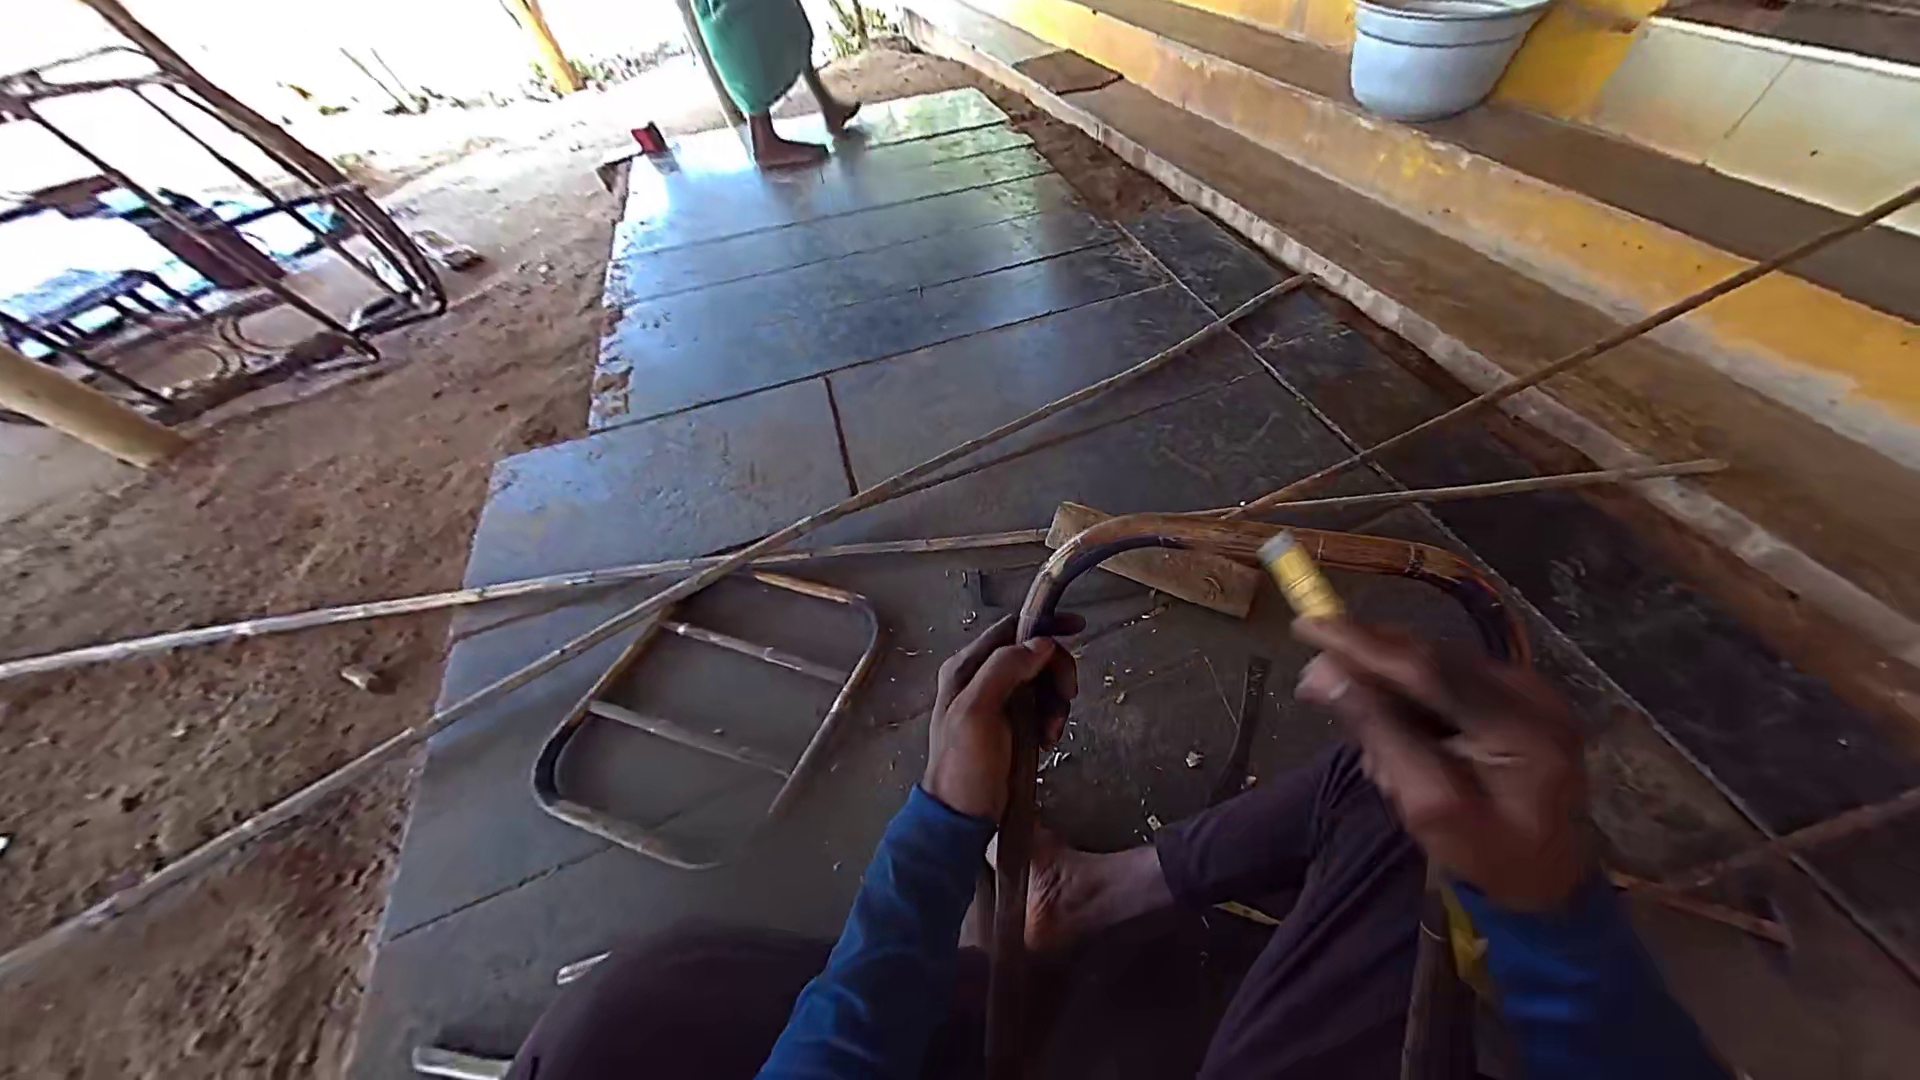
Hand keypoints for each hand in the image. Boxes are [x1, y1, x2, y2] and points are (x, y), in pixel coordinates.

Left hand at [923, 614, 1081, 819]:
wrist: (963, 814)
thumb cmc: (965, 763)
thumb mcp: (977, 711)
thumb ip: (1003, 669)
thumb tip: (1040, 642)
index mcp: (966, 666)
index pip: (1010, 629)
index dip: (1044, 625)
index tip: (1078, 628)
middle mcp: (981, 676)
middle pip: (1032, 654)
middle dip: (1054, 673)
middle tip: (1067, 696)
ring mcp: (997, 699)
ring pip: (1041, 680)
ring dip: (1055, 701)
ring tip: (1051, 730)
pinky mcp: (1011, 721)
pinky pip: (1041, 704)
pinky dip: (1051, 717)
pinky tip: (1046, 738)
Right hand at [1293, 617, 1590, 910]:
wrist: (1546, 873)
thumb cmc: (1485, 852)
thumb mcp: (1426, 805)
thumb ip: (1380, 734)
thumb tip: (1325, 674)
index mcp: (1520, 730)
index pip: (1425, 668)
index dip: (1360, 643)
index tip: (1304, 626)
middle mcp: (1529, 695)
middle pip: (1424, 656)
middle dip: (1360, 660)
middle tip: (1311, 683)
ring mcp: (1524, 689)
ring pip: (1425, 659)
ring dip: (1378, 678)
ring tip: (1359, 726)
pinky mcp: (1510, 690)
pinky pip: (1435, 669)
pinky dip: (1399, 686)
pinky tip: (1388, 719)